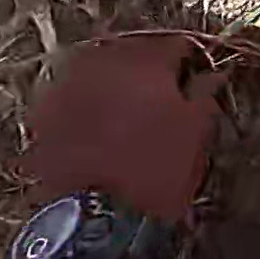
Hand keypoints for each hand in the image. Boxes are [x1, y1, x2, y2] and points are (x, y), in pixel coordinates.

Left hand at [25, 36, 223, 223]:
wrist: (100, 215)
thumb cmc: (162, 164)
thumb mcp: (198, 126)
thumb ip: (205, 91)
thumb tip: (215, 72)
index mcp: (145, 68)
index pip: (172, 43)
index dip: (190, 51)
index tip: (201, 63)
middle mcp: (101, 71)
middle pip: (128, 47)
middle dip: (150, 55)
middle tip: (170, 72)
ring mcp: (66, 94)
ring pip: (93, 65)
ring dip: (116, 70)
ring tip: (135, 87)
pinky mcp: (44, 119)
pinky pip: (71, 90)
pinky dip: (90, 91)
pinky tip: (104, 108)